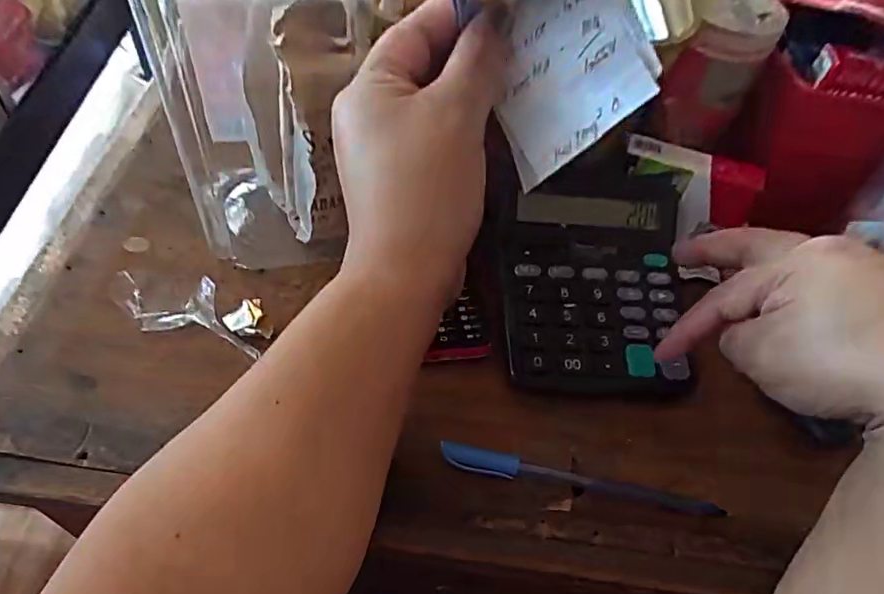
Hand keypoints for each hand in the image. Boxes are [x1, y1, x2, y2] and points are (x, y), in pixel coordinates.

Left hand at [333, 0, 501, 301]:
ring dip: (470, 104)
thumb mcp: (456, 117)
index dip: (463, 15)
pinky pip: (433, 148)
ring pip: (432, 112)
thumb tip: (491, 25)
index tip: (504, 16)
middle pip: (425, 70)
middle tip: (515, 60)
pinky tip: (487, 147)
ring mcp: (381, 155)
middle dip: (470, 63)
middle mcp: (368, 115)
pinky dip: (461, 141)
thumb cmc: (427, 194)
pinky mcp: (399, 188)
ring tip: (508, 101)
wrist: (406, 277)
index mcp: (370, 85)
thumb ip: (475, 63)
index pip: (419, 28)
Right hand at [654, 229, 883, 431]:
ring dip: (763, 277)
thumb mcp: (764, 357)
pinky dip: (799, 299)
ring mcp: (868, 271)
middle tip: (686, 251)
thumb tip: (743, 333)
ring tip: (740, 289)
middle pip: (760, 248)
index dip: (688, 326)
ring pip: (798, 269)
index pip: (724, 296)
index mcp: (793, 261)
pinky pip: (828, 290)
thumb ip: (738, 339)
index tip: (660, 352)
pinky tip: (799, 315)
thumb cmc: (836, 361)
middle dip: (718, 251)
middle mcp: (831, 253)